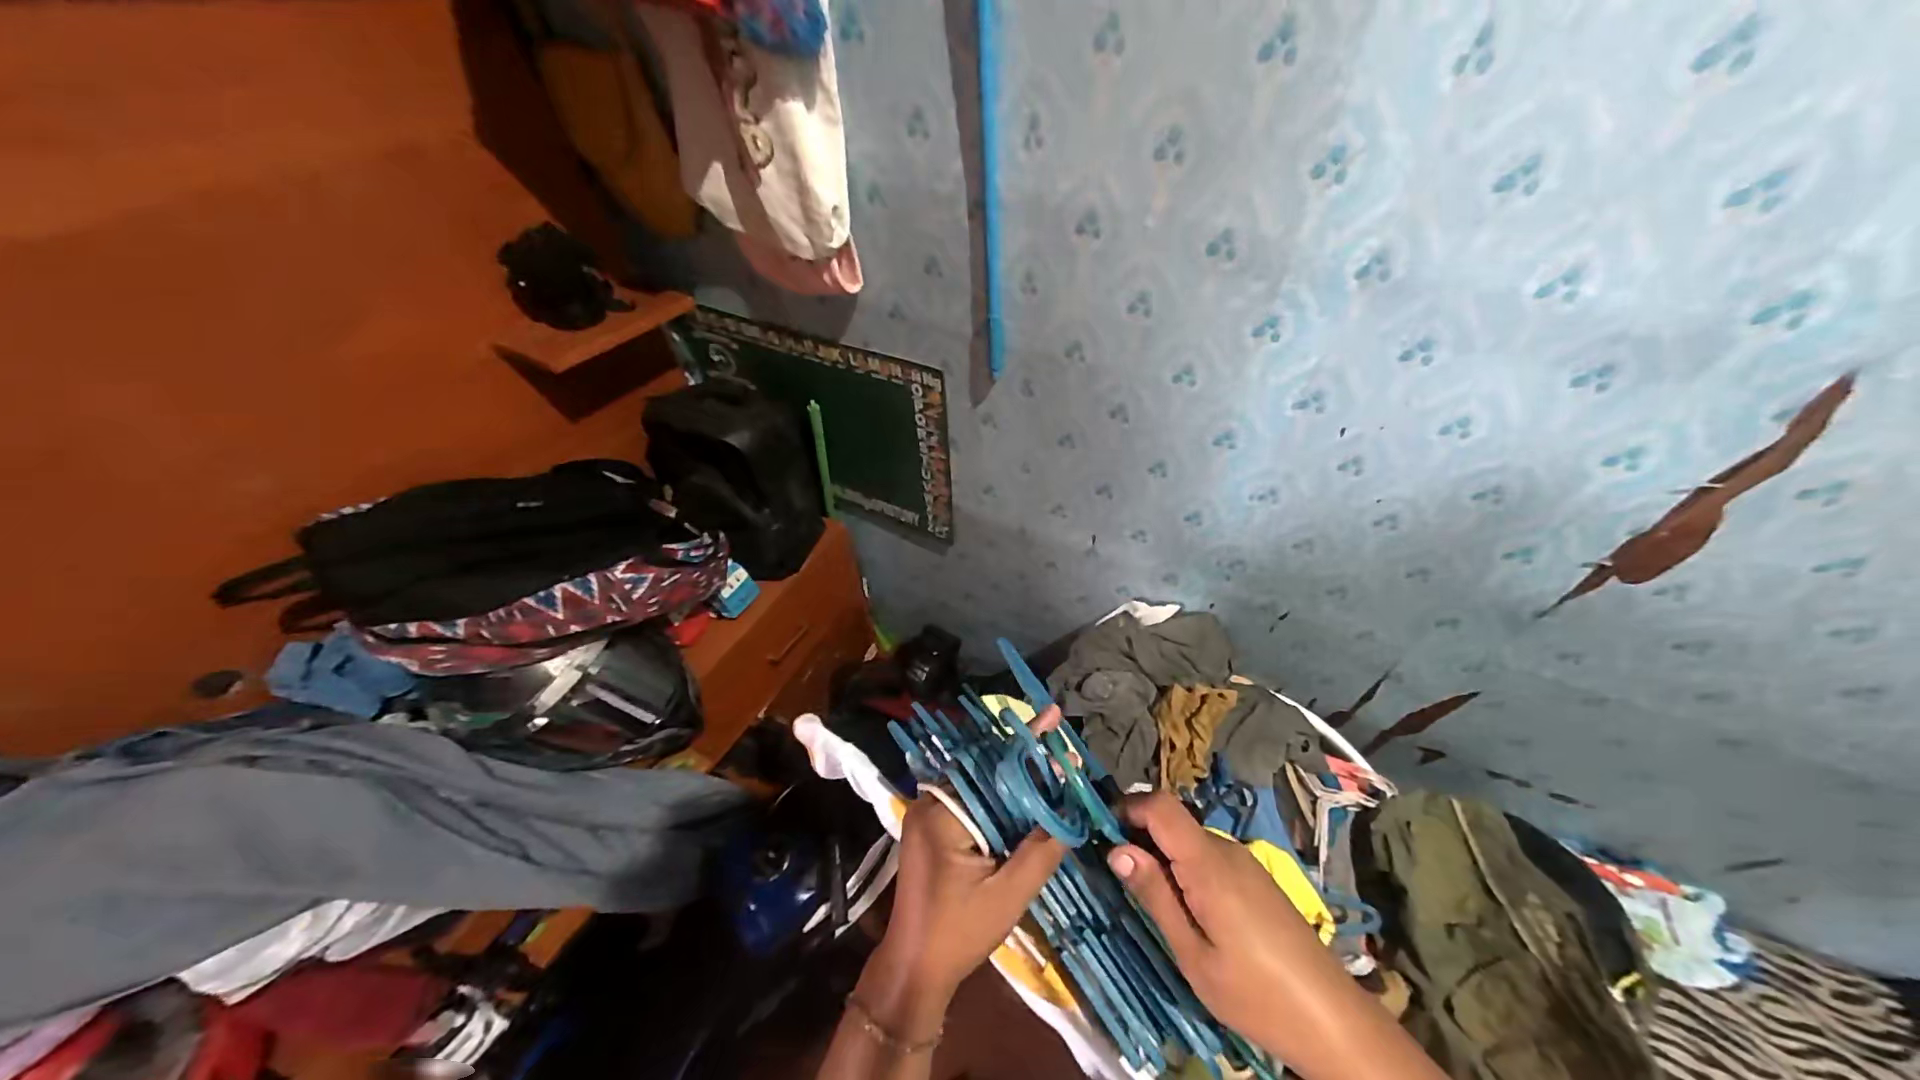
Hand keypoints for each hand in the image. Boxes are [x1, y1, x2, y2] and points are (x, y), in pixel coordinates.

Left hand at [875, 713, 1068, 998]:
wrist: (914, 968)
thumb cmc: (959, 933)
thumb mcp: (1009, 895)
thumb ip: (1041, 851)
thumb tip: (1071, 811)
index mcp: (942, 813)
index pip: (991, 767)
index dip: (1026, 743)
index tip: (1053, 715)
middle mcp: (929, 804)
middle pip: (984, 771)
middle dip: (1023, 757)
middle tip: (1059, 741)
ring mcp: (927, 816)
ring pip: (979, 786)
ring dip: (1012, 779)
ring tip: (1051, 764)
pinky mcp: (931, 830)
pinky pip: (970, 802)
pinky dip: (998, 800)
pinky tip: (1026, 798)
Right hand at [1107, 792, 1444, 1079]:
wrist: (1333, 1019)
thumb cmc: (1255, 992)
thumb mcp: (1193, 954)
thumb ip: (1155, 896)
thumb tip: (1117, 849)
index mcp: (1208, 863)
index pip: (1160, 805)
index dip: (1127, 807)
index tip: (1100, 833)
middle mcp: (1227, 850)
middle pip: (1172, 822)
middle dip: (1138, 837)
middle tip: (1116, 876)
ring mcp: (1244, 863)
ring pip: (1188, 840)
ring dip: (1161, 856)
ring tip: (1147, 899)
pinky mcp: (1255, 879)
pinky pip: (1208, 857)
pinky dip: (1184, 869)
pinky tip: (1184, 909)